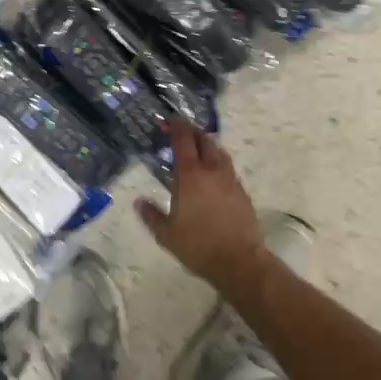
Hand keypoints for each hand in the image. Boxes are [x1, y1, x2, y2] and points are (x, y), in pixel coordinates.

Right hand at [135, 119, 269, 294]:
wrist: (239, 261)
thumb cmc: (198, 245)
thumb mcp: (166, 234)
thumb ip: (151, 215)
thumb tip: (138, 202)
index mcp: (190, 175)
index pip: (183, 140)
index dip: (176, 126)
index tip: (170, 118)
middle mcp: (211, 171)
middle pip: (204, 140)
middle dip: (193, 131)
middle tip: (183, 130)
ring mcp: (230, 180)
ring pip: (219, 152)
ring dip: (208, 144)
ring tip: (199, 148)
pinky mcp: (242, 192)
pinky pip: (228, 169)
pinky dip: (218, 163)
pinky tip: (214, 175)